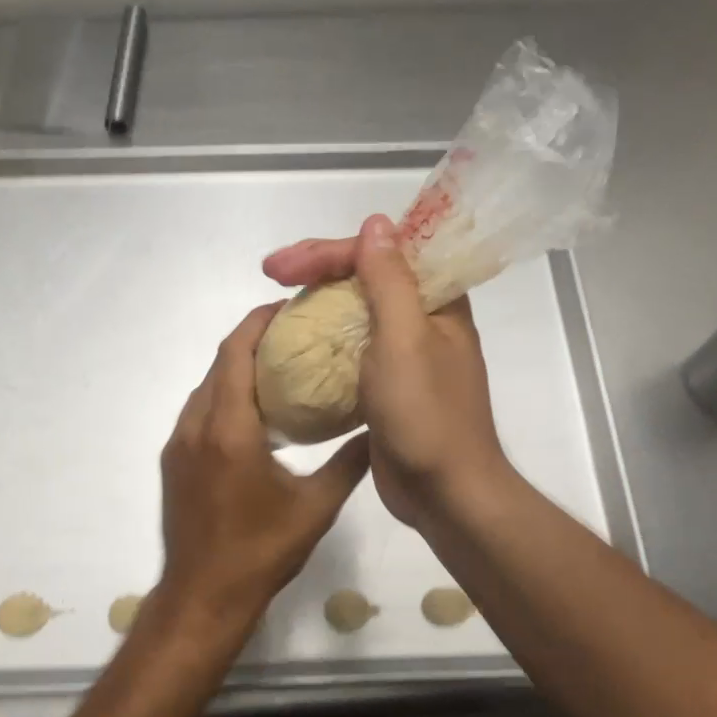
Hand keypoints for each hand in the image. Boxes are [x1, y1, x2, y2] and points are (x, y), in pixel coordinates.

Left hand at [158, 304, 371, 628]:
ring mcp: (178, 443)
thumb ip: (349, 463)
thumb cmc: (261, 552)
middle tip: (294, 332)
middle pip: (220, 363)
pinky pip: (198, 410)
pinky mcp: (174, 461)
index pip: (236, 352)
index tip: (288, 307)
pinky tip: (255, 410)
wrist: (202, 598)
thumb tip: (378, 428)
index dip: (258, 322)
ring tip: (279, 365)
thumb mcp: (316, 508)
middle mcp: (196, 425)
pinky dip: (224, 395)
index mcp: (228, 428)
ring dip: (236, 367)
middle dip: (252, 339)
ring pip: (207, 386)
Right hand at [263, 216, 508, 527]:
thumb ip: (390, 279)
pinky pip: (351, 346)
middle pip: (366, 275)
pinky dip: (322, 339)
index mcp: (437, 301)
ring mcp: (406, 352)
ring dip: (317, 300)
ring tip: (277, 303)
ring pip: (355, 309)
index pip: (380, 253)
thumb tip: (376, 223)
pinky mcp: (388, 383)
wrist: (446, 494)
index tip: (281, 266)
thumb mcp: (405, 339)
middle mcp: (424, 319)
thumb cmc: (426, 414)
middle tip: (270, 273)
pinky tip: (295, 344)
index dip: (327, 251)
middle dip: (317, 269)